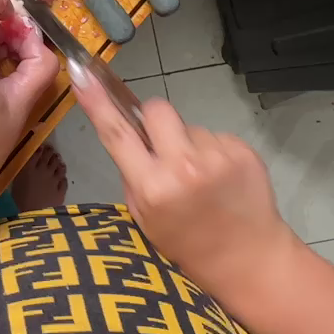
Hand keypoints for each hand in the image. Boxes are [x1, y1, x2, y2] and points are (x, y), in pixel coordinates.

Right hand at [71, 76, 301, 298]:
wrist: (250, 261)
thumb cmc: (187, 244)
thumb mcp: (144, 218)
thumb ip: (133, 173)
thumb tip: (128, 133)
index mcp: (152, 187)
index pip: (117, 133)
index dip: (97, 101)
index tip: (83, 73)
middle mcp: (183, 167)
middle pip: (156, 110)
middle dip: (154, 121)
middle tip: (163, 146)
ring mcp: (217, 157)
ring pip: (189, 126)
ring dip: (189, 143)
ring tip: (202, 177)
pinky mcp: (243, 150)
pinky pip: (215, 136)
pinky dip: (213, 152)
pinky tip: (222, 179)